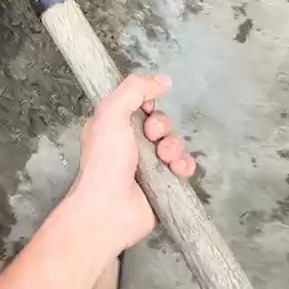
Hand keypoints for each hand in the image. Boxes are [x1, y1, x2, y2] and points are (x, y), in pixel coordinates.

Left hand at [66, 73, 195, 254]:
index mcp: (114, 125)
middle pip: (159, 122)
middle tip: (151, 137)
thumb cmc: (105, 161)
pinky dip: (184, 165)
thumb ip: (134, 89)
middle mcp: (130, 143)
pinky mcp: (163, 183)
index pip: (139, 104)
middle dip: (161, 126)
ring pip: (174, 143)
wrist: (110, 208)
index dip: (147, 102)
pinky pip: (183, 165)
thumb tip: (162, 80)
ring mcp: (148, 164)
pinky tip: (177, 170)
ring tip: (164, 158)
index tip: (146, 108)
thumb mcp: (112, 112)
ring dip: (173, 146)